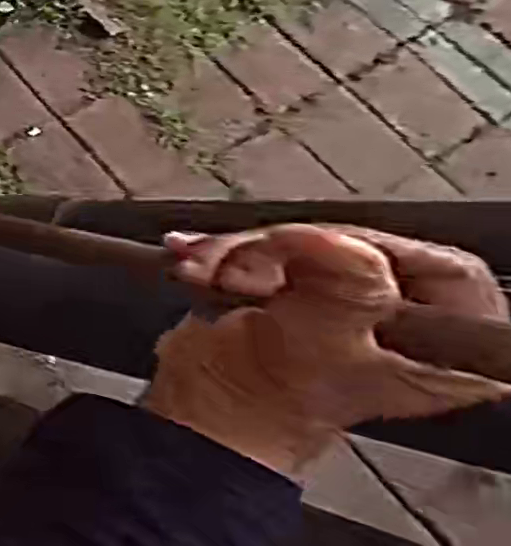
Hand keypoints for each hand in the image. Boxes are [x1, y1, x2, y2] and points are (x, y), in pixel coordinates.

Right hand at [142, 224, 510, 474]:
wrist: (203, 399)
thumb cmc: (267, 397)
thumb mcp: (312, 347)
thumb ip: (337, 296)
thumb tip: (340, 244)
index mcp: (446, 348)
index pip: (440, 268)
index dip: (366, 251)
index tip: (301, 252)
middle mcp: (402, 321)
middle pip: (350, 248)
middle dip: (272, 250)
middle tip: (239, 273)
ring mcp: (340, 301)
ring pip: (295, 243)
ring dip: (233, 249)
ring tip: (207, 273)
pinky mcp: (286, 284)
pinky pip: (258, 245)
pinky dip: (218, 247)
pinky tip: (195, 259)